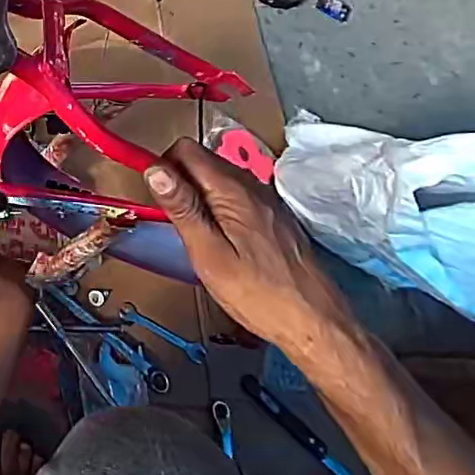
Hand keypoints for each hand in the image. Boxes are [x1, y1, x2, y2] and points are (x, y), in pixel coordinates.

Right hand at [145, 137, 354, 351]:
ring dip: (198, 193)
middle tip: (176, 223)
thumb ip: (182, 208)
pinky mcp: (275, 215)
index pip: (185, 149)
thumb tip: (155, 169)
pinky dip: (219, 205)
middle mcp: (252, 185)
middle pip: (202, 159)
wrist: (319, 325)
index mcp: (232, 190)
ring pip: (218, 176)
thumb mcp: (209, 254)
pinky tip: (223, 240)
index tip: (157, 199)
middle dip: (179, 181)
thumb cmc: (259, 295)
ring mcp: (267, 199)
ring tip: (197, 234)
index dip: (164, 167)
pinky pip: (236, 194)